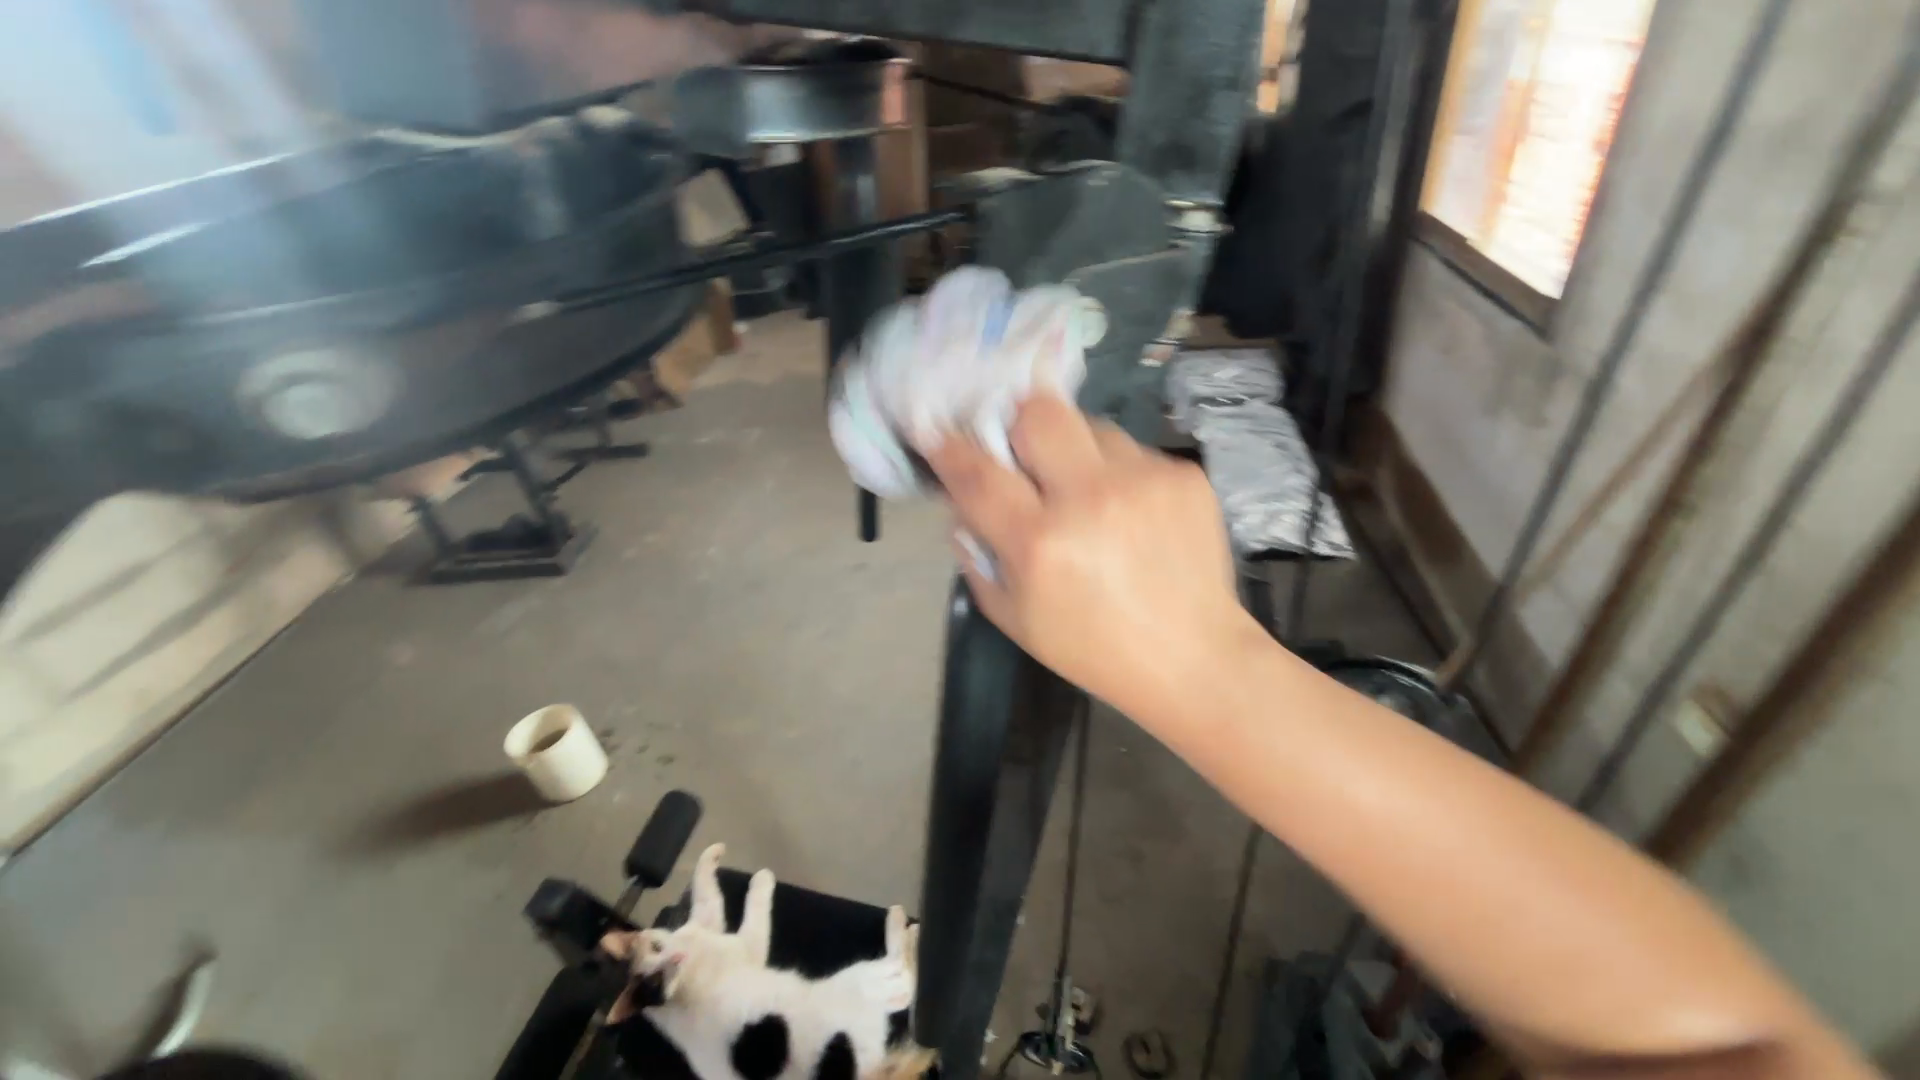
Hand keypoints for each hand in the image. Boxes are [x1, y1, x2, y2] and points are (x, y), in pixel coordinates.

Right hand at [920, 396, 1258, 724]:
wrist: (1192, 658)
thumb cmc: (1093, 648)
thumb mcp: (1015, 617)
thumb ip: (978, 555)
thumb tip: (962, 503)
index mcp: (1040, 543)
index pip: (979, 473)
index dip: (950, 448)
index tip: (938, 433)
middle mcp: (1090, 498)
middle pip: (1038, 414)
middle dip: (1020, 426)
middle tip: (1024, 455)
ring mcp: (1144, 480)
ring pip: (1090, 426)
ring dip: (1075, 452)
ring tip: (1086, 494)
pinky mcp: (1184, 476)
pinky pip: (1132, 451)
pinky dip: (1118, 473)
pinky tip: (1129, 513)